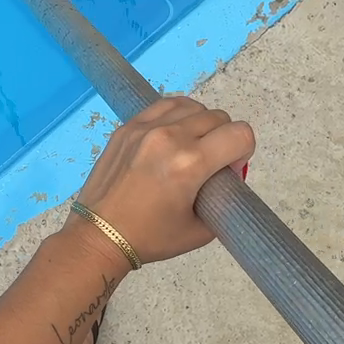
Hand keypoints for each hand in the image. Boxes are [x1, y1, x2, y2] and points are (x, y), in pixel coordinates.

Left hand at [67, 96, 254, 265]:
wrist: (100, 235)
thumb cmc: (150, 237)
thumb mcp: (201, 230)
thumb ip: (225, 198)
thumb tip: (228, 173)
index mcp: (190, 163)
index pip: (240, 134)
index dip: (243, 152)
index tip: (229, 170)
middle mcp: (169, 137)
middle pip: (218, 117)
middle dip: (223, 139)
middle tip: (210, 164)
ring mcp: (145, 128)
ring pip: (192, 106)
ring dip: (200, 124)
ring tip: (190, 148)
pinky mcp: (127, 127)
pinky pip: (163, 106)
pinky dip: (176, 116)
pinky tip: (171, 137)